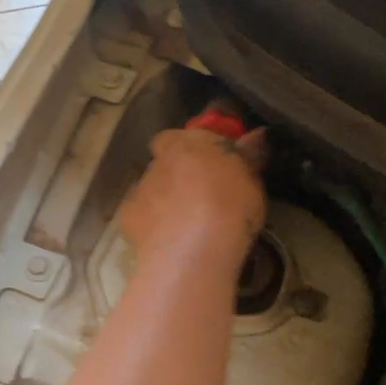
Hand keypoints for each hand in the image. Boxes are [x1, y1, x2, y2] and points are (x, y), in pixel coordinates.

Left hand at [117, 126, 268, 267]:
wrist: (195, 250)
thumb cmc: (231, 206)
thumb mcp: (252, 179)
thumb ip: (248, 155)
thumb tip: (256, 134)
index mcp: (186, 144)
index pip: (175, 136)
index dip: (186, 149)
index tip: (205, 165)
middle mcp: (158, 162)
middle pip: (163, 164)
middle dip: (176, 177)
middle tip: (198, 198)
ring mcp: (140, 190)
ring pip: (150, 190)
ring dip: (162, 201)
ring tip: (183, 225)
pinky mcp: (128, 219)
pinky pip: (139, 217)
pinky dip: (150, 225)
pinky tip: (166, 241)